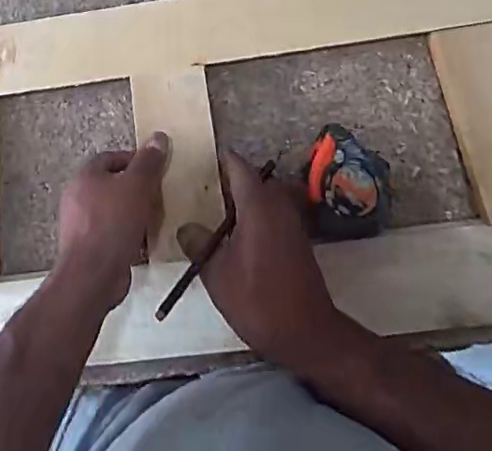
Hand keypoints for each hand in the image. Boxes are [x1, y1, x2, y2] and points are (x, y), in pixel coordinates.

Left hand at [54, 132, 168, 308]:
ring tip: (154, 219)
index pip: (111, 157)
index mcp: (85, 178)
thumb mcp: (138, 184)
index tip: (154, 169)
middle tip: (156, 194)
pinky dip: (128, 235)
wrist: (92, 276)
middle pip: (113, 185)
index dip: (135, 159)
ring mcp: (79, 227)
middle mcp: (77, 199)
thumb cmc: (114, 222)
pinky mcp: (86, 250)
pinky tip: (144, 241)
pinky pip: (111, 234)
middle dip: (137, 189)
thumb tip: (158, 137)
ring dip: (134, 213)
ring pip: (114, 211)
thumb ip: (149, 161)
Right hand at [177, 152, 344, 367]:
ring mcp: (290, 219)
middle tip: (198, 192)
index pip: (238, 166)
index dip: (219, 160)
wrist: (305, 329)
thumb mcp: (217, 274)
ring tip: (211, 216)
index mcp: (258, 204)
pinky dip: (254, 215)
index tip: (197, 162)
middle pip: (251, 179)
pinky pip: (271, 212)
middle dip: (227, 182)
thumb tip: (186, 227)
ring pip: (262, 196)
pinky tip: (234, 237)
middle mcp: (278, 203)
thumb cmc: (257, 299)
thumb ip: (200, 245)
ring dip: (241, 200)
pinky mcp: (296, 236)